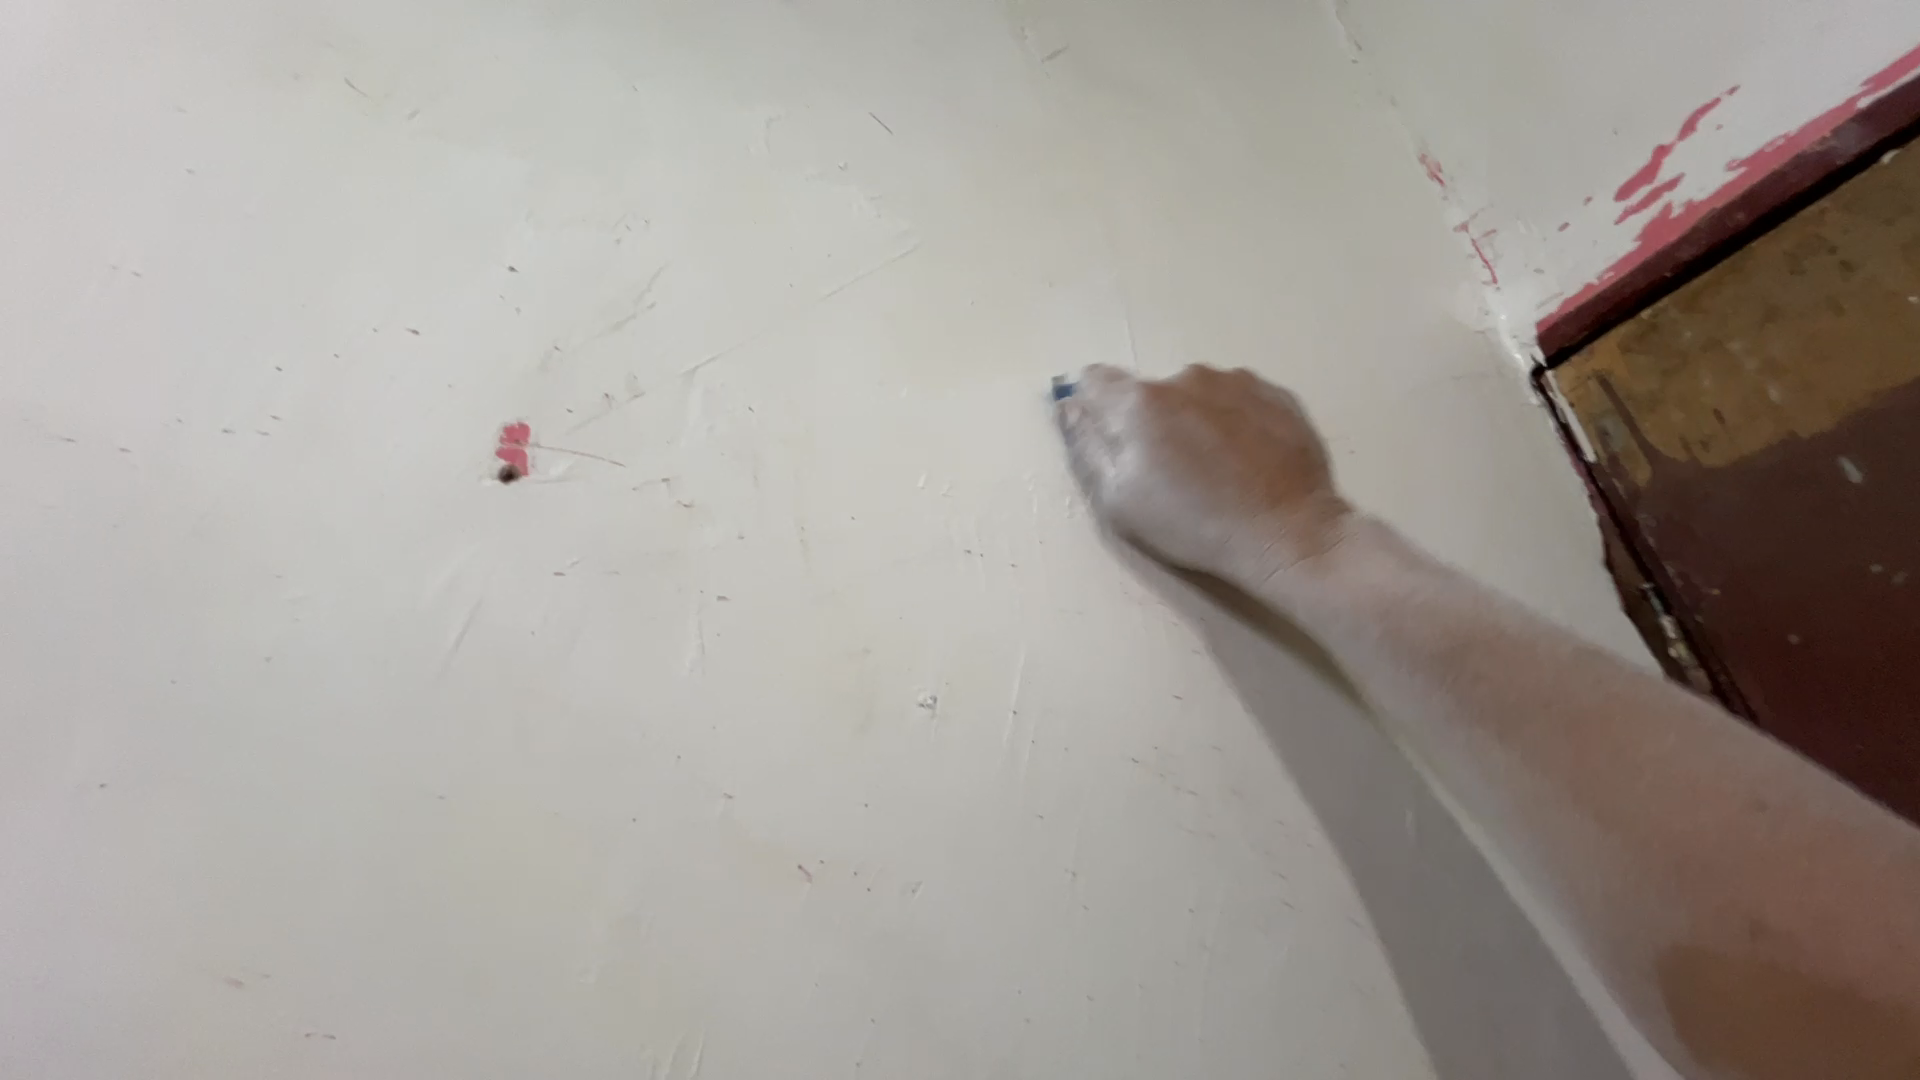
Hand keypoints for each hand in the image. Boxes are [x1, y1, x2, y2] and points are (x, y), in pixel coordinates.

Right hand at [1055, 364, 1352, 588]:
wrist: (1287, 533)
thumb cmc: (1191, 524)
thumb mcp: (1118, 500)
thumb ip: (1087, 446)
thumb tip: (1069, 406)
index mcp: (1139, 402)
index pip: (1094, 380)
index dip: (1090, 403)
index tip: (1100, 431)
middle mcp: (1184, 377)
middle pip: (1148, 391)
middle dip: (1148, 421)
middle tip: (1166, 469)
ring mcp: (1235, 381)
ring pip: (1195, 394)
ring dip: (1192, 419)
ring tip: (1212, 467)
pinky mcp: (1276, 394)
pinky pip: (1236, 400)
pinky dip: (1231, 422)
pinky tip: (1244, 460)